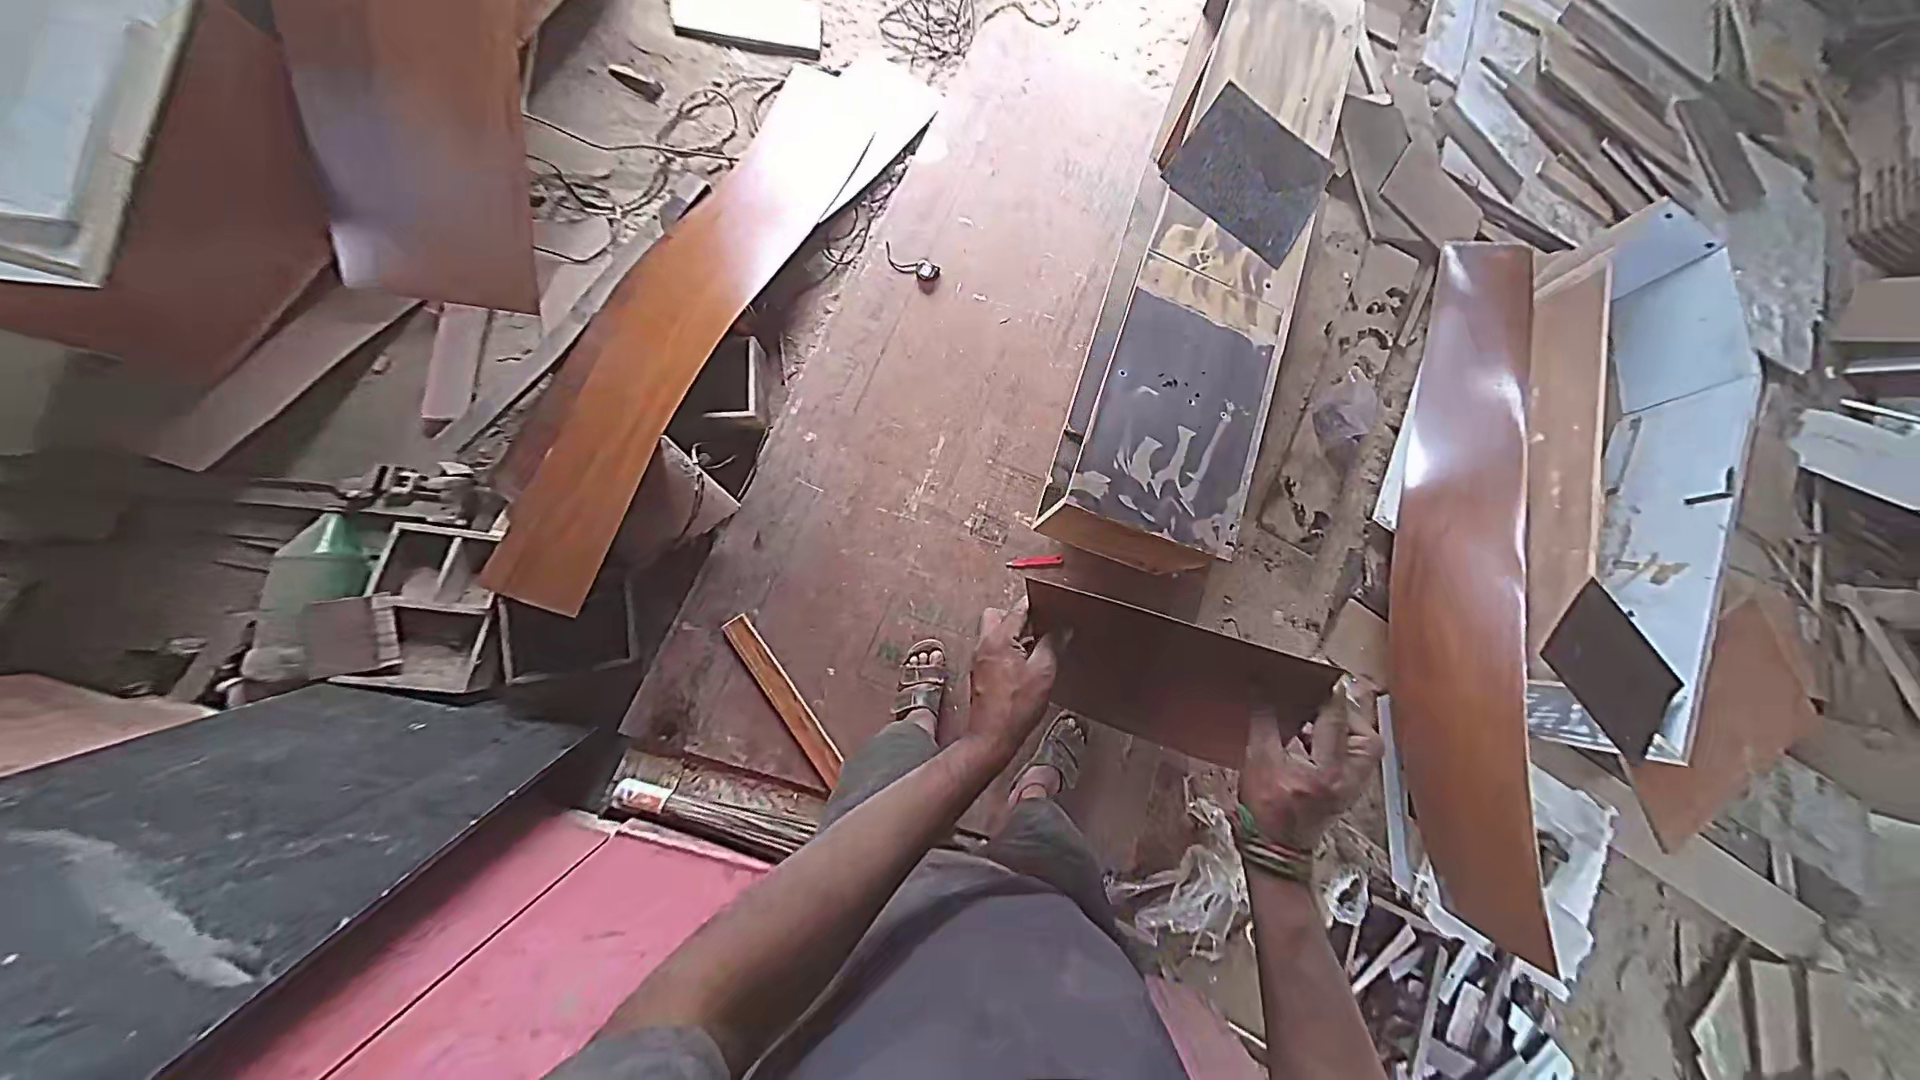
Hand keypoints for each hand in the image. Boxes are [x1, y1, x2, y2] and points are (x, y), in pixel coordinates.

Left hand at [965, 596, 1060, 756]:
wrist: (992, 737)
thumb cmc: (1014, 709)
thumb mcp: (1043, 672)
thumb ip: (1052, 644)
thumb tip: (1062, 629)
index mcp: (998, 639)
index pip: (1018, 608)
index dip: (1038, 606)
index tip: (1053, 609)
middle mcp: (984, 644)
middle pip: (1002, 615)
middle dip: (1022, 618)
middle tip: (1042, 630)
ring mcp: (979, 657)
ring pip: (996, 631)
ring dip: (1015, 634)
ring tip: (1035, 649)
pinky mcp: (980, 671)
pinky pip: (994, 648)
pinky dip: (1008, 649)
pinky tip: (1025, 664)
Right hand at [1239, 678, 1382, 852]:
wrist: (1275, 849)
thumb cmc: (1264, 809)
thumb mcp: (1257, 760)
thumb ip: (1264, 721)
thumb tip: (1262, 689)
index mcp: (1326, 772)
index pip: (1334, 722)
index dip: (1328, 696)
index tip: (1325, 676)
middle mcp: (1348, 780)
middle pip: (1367, 737)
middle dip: (1346, 714)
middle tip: (1322, 701)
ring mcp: (1351, 788)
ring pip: (1363, 747)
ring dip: (1343, 728)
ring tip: (1313, 718)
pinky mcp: (1347, 792)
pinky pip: (1353, 758)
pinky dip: (1338, 742)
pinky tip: (1312, 739)